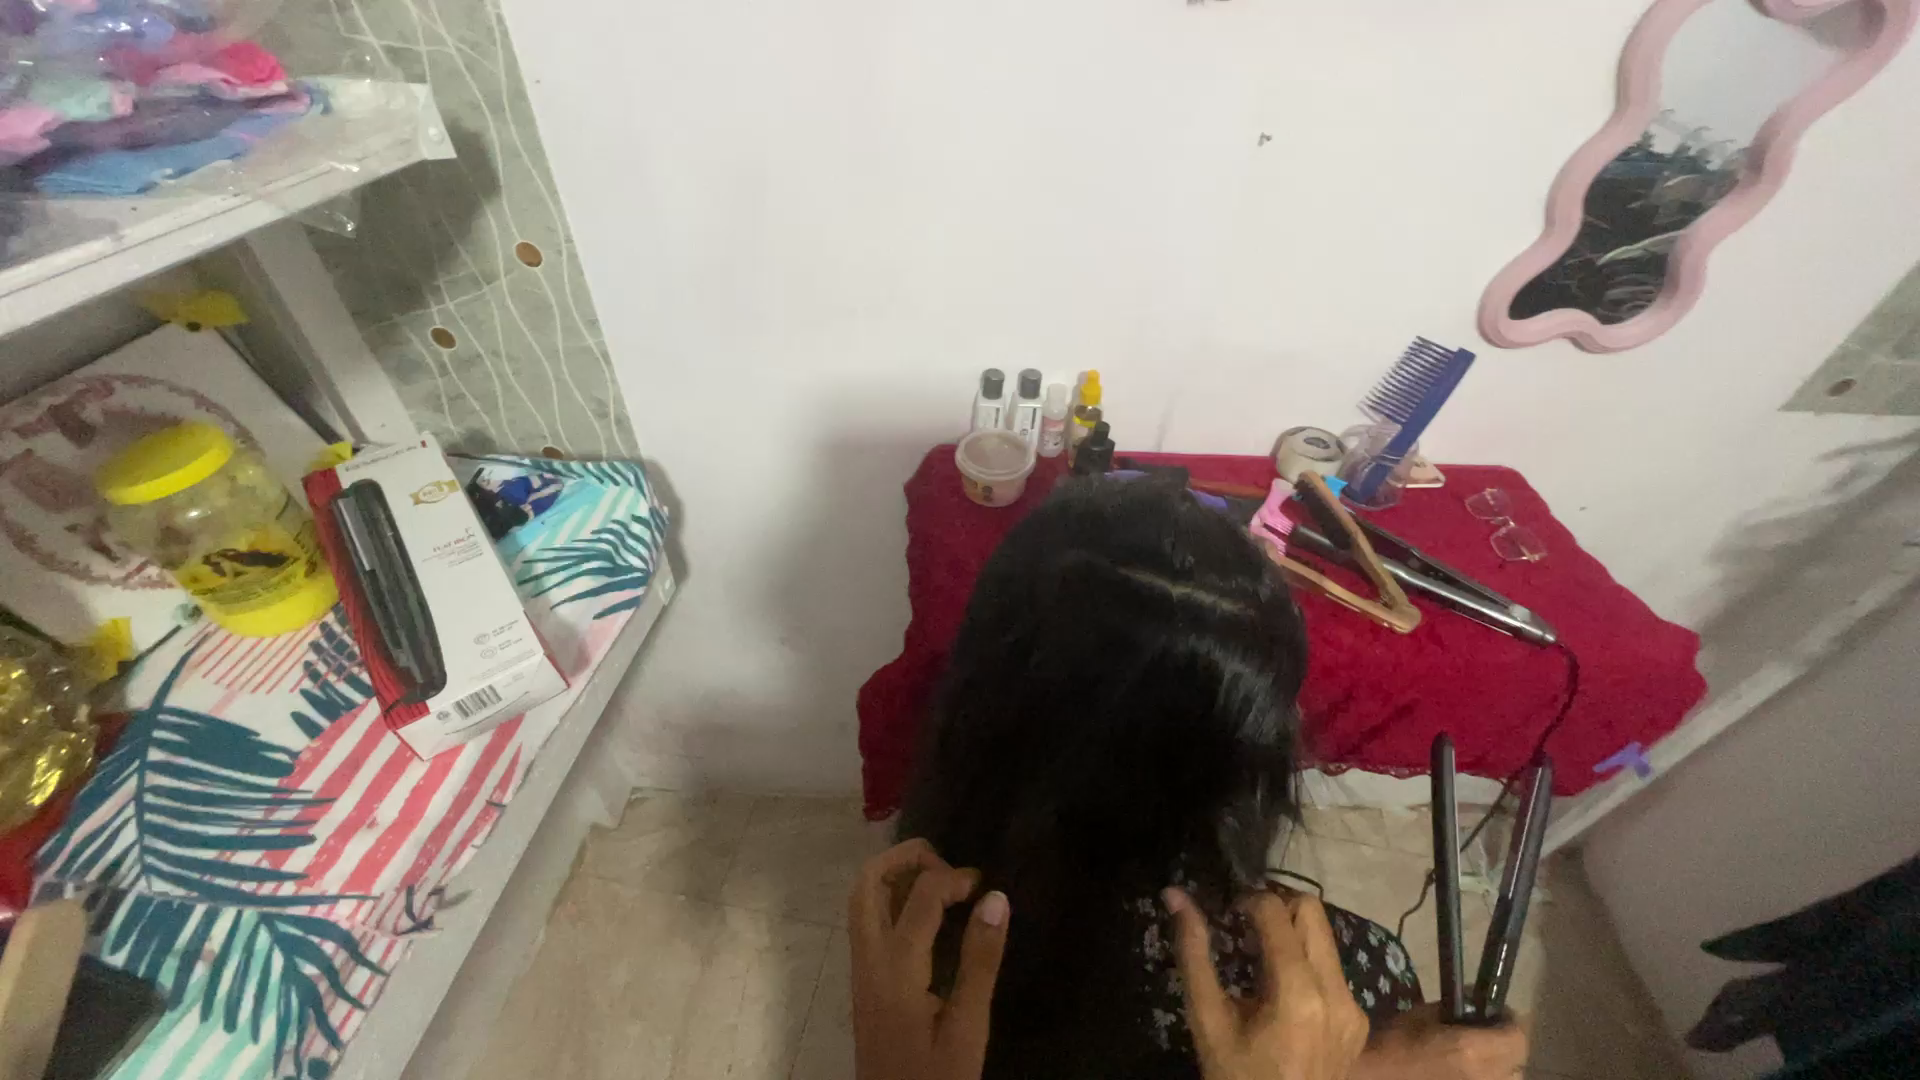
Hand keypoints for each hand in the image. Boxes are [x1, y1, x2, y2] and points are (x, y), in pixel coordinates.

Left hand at [849, 839, 1010, 1079]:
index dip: (954, 877)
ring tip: (938, 881)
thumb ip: (980, 961)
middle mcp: (868, 959)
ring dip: (895, 875)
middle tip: (946, 864)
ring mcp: (860, 969)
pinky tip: (925, 912)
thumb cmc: (937, 1079)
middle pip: (868, 883)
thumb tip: (996, 897)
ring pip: (862, 899)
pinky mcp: (863, 981)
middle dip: (906, 858)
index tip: (984, 886)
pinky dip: (891, 898)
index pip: (920, 896)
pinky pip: (867, 920)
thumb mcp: (968, 1028)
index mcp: (895, 968)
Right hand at [1165, 887, 1369, 1079]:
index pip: (1276, 911)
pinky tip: (1277, 981)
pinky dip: (1303, 957)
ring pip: (1324, 934)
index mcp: (1298, 992)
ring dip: (1289, 929)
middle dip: (1274, 904)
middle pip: (1311, 911)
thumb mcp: (1206, 1015)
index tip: (1225, 913)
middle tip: (1243, 919)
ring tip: (1257, 949)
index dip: (1246, 900)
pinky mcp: (1358, 1020)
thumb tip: (1173, 894)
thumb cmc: (1236, 1075)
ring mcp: (1353, 1008)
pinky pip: (1330, 964)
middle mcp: (1336, 993)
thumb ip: (1193, 950)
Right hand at [1350, 1004, 1528, 1079]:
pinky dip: (1490, 1075)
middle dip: (1508, 1043)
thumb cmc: (1396, 1039)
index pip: (1517, 1038)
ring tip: (1481, 1052)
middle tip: (1488, 1029)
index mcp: (1472, 1051)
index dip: (1510, 1022)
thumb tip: (1476, 1000)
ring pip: (1511, 1078)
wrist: (1380, 1075)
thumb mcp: (1424, 1015)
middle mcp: (1487, 1077)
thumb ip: (1456, 1009)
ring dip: (1503, 1064)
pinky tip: (1470, 1068)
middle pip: (1519, 1062)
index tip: (1497, 1011)